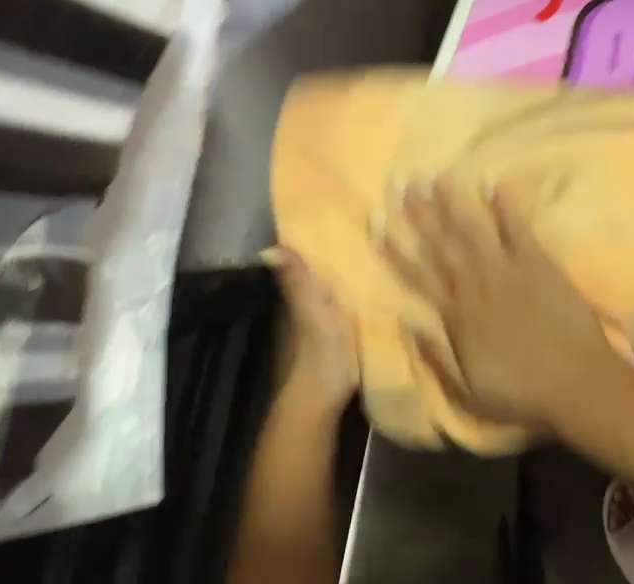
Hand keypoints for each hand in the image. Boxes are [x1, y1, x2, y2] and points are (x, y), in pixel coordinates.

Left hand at [264, 246, 358, 415]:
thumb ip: (296, 282)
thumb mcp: (311, 313)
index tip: (334, 225)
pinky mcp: (325, 348)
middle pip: (311, 282)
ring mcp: (310, 333)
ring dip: (338, 285)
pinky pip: (335, 316)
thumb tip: (266, 248)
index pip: (299, 266)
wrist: (317, 407)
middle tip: (359, 239)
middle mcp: (297, 313)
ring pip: (322, 300)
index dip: (312, 246)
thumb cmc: (318, 355)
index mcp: (294, 302)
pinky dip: (345, 306)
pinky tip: (363, 300)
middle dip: (329, 263)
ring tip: (367, 264)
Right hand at [384, 179, 623, 432]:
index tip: (377, 221)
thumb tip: (408, 323)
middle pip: (440, 243)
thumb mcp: (467, 393)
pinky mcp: (538, 262)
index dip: (394, 247)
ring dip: (450, 202)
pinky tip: (490, 181)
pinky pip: (516, 227)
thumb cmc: (522, 394)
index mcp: (456, 315)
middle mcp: (475, 284)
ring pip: (470, 229)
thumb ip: (436, 358)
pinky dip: (503, 204)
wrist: (577, 383)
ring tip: (433, 177)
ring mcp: (506, 270)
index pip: (417, 274)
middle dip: (417, 212)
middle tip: (400, 183)